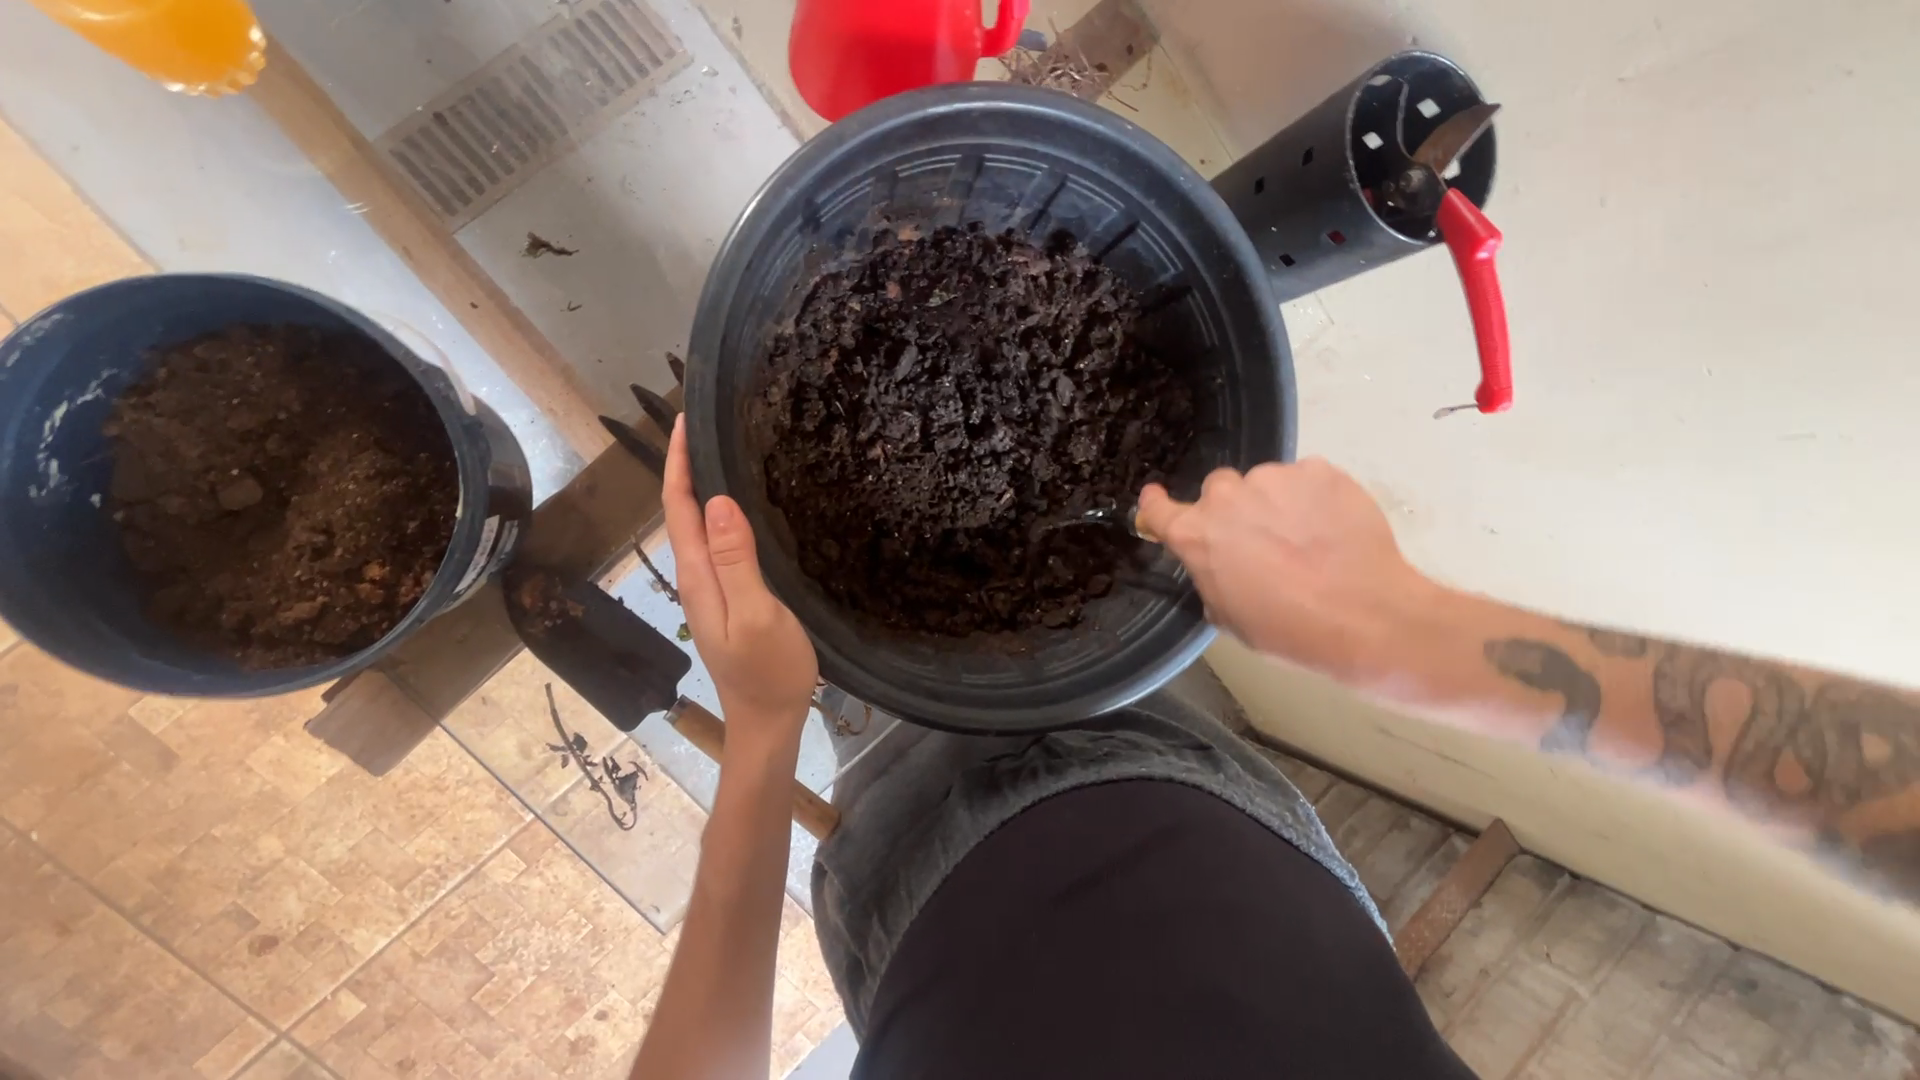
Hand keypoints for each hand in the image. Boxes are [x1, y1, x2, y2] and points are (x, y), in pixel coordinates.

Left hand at [663, 415, 817, 750]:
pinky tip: (746, 509)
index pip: (678, 508)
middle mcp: (698, 578)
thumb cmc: (768, 671)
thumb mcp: (757, 615)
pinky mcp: (730, 598)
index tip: (686, 421)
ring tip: (725, 454)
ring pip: (701, 528)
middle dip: (686, 467)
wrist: (769, 720)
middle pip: (683, 513)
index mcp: (699, 576)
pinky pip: (719, 545)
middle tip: (708, 426)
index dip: (678, 463)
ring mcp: (712, 591)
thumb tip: (717, 502)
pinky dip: (724, 515)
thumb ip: (735, 561)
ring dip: (703, 489)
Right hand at [1136, 459, 1442, 684]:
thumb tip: (1218, 566)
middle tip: (1260, 541)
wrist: (1364, 617)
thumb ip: (1211, 577)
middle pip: (1218, 490)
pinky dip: (1313, 498)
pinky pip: (1306, 479)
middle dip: (1232, 511)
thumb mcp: (1229, 616)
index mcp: (1196, 535)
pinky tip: (1331, 527)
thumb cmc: (1287, 629)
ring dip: (1275, 503)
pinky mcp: (1319, 471)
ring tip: (1306, 538)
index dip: (1156, 506)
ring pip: (1265, 484)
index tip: (1158, 501)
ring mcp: (1274, 478)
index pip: (1157, 509)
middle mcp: (1226, 498)